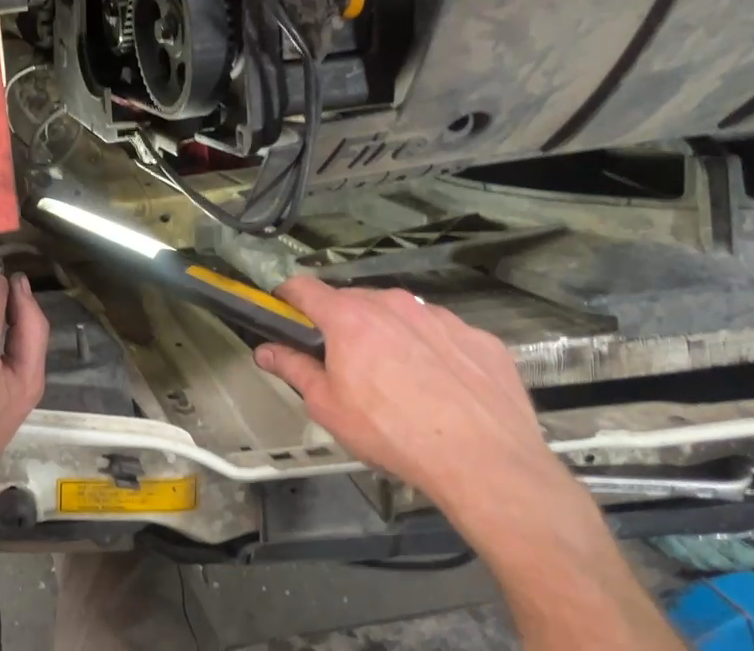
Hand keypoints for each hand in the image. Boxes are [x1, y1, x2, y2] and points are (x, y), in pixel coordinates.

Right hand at [253, 276, 561, 506]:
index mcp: (349, 317)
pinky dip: (434, 350)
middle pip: (355, 300)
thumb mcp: (328, 407)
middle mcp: (394, 305)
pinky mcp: (483, 340)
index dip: (288, 298)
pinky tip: (443, 387)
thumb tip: (266, 350)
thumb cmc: (392, 433)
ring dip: (389, 333)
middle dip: (342, 322)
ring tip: (399, 377)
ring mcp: (443, 319)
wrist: (487, 465)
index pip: (303, 287)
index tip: (285, 316)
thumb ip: (293, 369)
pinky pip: (445, 335)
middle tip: (344, 361)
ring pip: (402, 315)